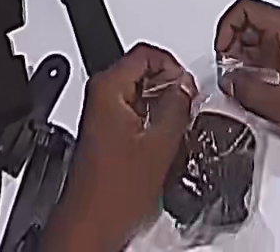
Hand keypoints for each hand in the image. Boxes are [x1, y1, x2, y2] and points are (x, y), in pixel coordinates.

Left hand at [46, 43, 197, 251]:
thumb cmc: (112, 192)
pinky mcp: (106, 128)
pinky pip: (133, 109)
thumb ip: (177, 107)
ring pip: (139, 90)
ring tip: (177, 125)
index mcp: (108, 87)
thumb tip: (186, 85)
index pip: (145, 53)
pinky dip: (151, 118)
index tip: (187, 84)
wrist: (91, 226)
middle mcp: (101, 93)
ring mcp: (102, 111)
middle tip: (186, 104)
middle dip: (168, 85)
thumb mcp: (158, 145)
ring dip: (161, 103)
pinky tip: (162, 140)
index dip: (171, 65)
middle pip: (141, 70)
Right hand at [215, 0, 279, 164]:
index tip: (221, 53)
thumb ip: (246, 90)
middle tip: (226, 70)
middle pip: (247, 22)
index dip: (226, 28)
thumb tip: (227, 82)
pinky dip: (253, 69)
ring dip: (241, 59)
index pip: (244, 8)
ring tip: (237, 84)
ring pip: (255, 41)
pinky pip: (265, 57)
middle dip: (231, 44)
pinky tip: (251, 90)